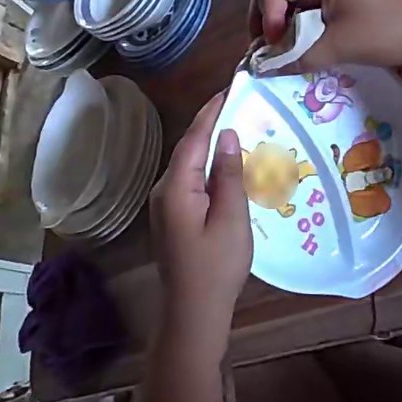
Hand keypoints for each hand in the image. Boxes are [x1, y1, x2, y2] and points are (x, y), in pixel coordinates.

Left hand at [149, 93, 251, 326]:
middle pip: (187, 149)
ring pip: (188, 166)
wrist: (192, 311)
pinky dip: (206, 168)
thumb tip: (228, 136)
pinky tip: (224, 168)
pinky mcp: (170, 217)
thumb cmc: (217, 267)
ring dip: (209, 147)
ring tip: (236, 129)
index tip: (228, 90)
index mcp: (176, 187)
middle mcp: (163, 190)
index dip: (211, 113)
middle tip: (238, 106)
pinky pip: (188, 182)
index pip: (193, 139)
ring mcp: (164, 205)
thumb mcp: (232, 218)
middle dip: (210, 126)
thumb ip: (229, 175)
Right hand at [247, 0, 401, 70]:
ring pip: (296, 1)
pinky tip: (312, 50)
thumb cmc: (392, 29)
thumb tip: (262, 68)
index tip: (277, 43)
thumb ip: (297, 56)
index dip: (265, 14)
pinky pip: (315, 9)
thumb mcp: (340, 45)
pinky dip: (306, 28)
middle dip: (269, 19)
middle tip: (272, 49)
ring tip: (289, 53)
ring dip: (288, 26)